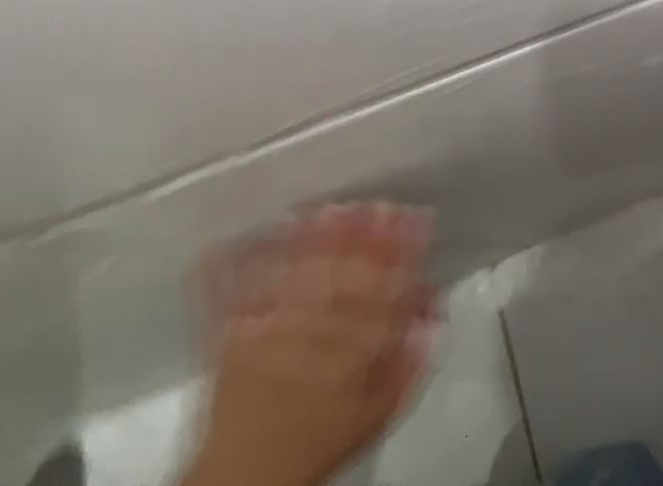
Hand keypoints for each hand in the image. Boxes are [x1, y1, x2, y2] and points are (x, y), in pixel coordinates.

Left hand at [184, 204, 439, 485]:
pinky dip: (238, 266)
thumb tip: (434, 309)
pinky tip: (246, 234)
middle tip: (378, 203)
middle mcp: (309, 342)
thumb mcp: (380, 410)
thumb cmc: (320, 439)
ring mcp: (265, 337)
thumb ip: (409, 361)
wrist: (244, 479)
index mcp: (350, 358)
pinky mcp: (227, 340)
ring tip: (329, 208)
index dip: (404, 253)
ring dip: (311, 243)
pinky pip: (231, 299)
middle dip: (361, 239)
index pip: (385, 294)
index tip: (418, 218)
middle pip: (340, 281)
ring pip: (293, 282)